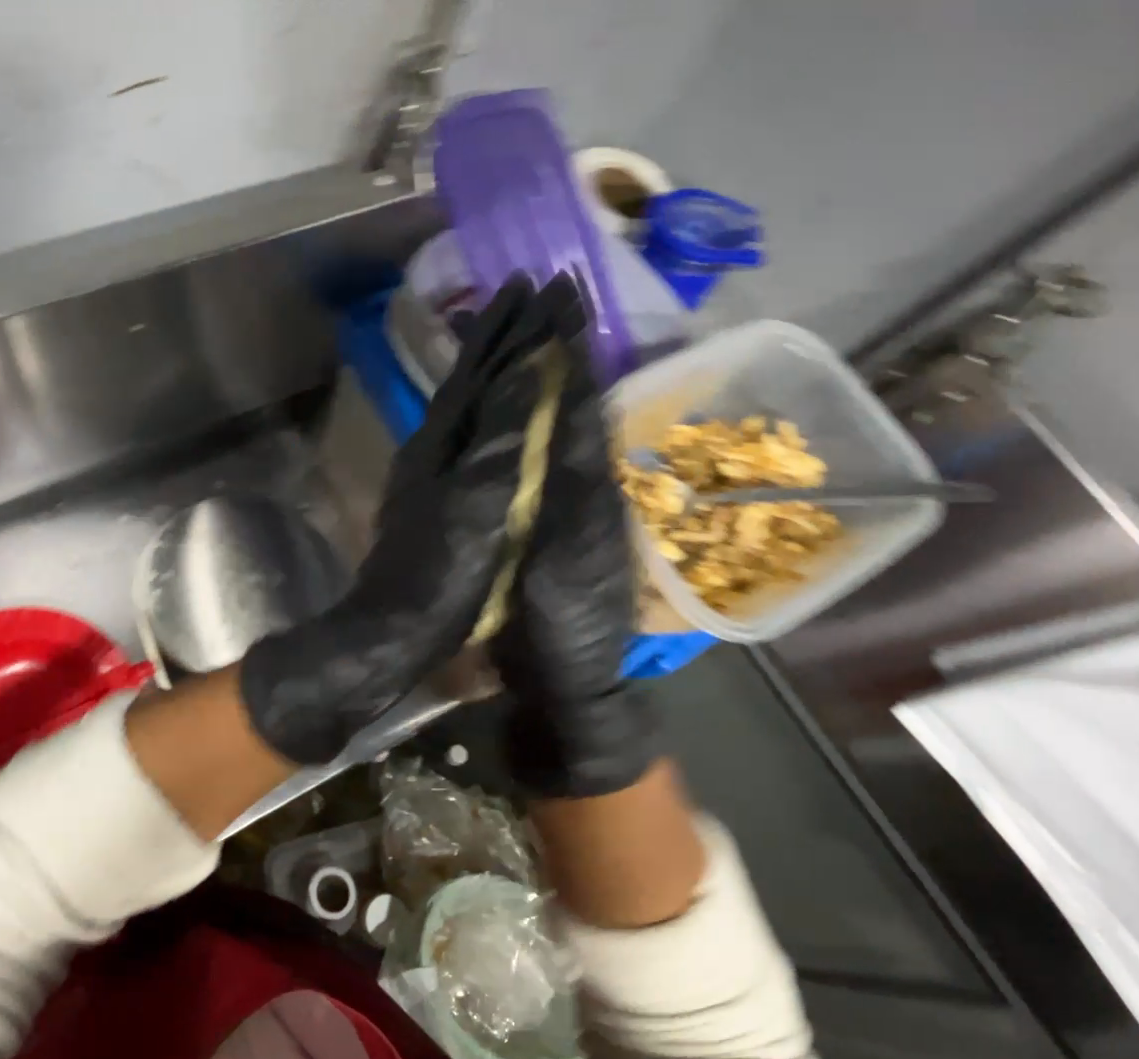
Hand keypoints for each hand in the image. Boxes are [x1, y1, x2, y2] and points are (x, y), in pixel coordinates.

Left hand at [239, 276, 564, 764]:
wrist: (392, 630)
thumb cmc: (444, 573)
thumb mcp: (482, 499)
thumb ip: (506, 433)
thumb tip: (529, 368)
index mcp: (447, 440)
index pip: (491, 370)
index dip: (525, 330)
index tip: (554, 287)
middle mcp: (434, 446)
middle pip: (473, 376)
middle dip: (507, 333)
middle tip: (536, 290)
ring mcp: (428, 472)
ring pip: (466, 401)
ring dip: (493, 363)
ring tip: (517, 332)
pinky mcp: (431, 499)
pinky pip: (464, 433)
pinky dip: (485, 407)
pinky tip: (492, 414)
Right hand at [485, 283, 661, 798]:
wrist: (571, 685)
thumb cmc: (557, 634)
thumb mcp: (559, 571)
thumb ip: (565, 505)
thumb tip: (563, 437)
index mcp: (590, 496)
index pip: (579, 412)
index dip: (568, 359)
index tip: (559, 304)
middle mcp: (595, 489)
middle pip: (583, 407)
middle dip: (570, 351)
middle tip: (558, 293)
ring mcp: (586, 506)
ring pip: (577, 426)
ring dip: (566, 375)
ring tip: (553, 329)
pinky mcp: (573, 524)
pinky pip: (566, 455)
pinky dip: (557, 417)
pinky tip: (544, 402)